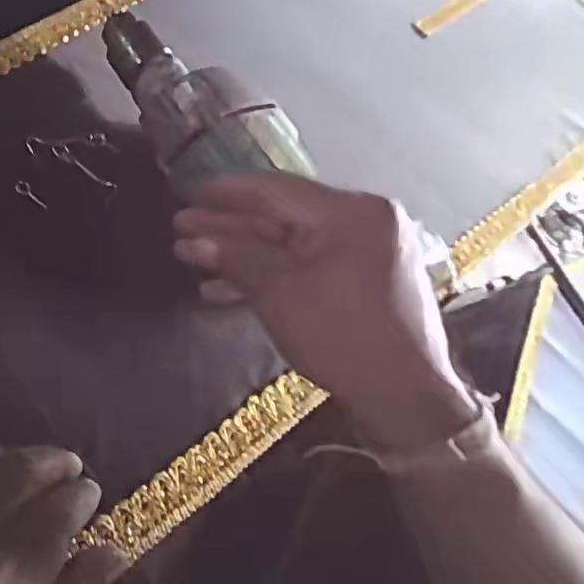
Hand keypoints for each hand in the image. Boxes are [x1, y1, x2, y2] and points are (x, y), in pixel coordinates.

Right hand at [170, 173, 475, 449]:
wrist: (400, 391)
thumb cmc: (338, 335)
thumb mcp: (278, 293)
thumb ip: (235, 258)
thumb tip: (193, 241)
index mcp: (350, 213)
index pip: (275, 192)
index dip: (227, 193)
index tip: (191, 192)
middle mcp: (363, 220)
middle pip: (280, 215)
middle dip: (227, 225)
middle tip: (182, 224)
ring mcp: (364, 248)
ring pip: (288, 242)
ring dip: (239, 251)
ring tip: (191, 256)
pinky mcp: (361, 276)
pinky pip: (305, 263)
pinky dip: (267, 272)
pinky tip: (223, 287)